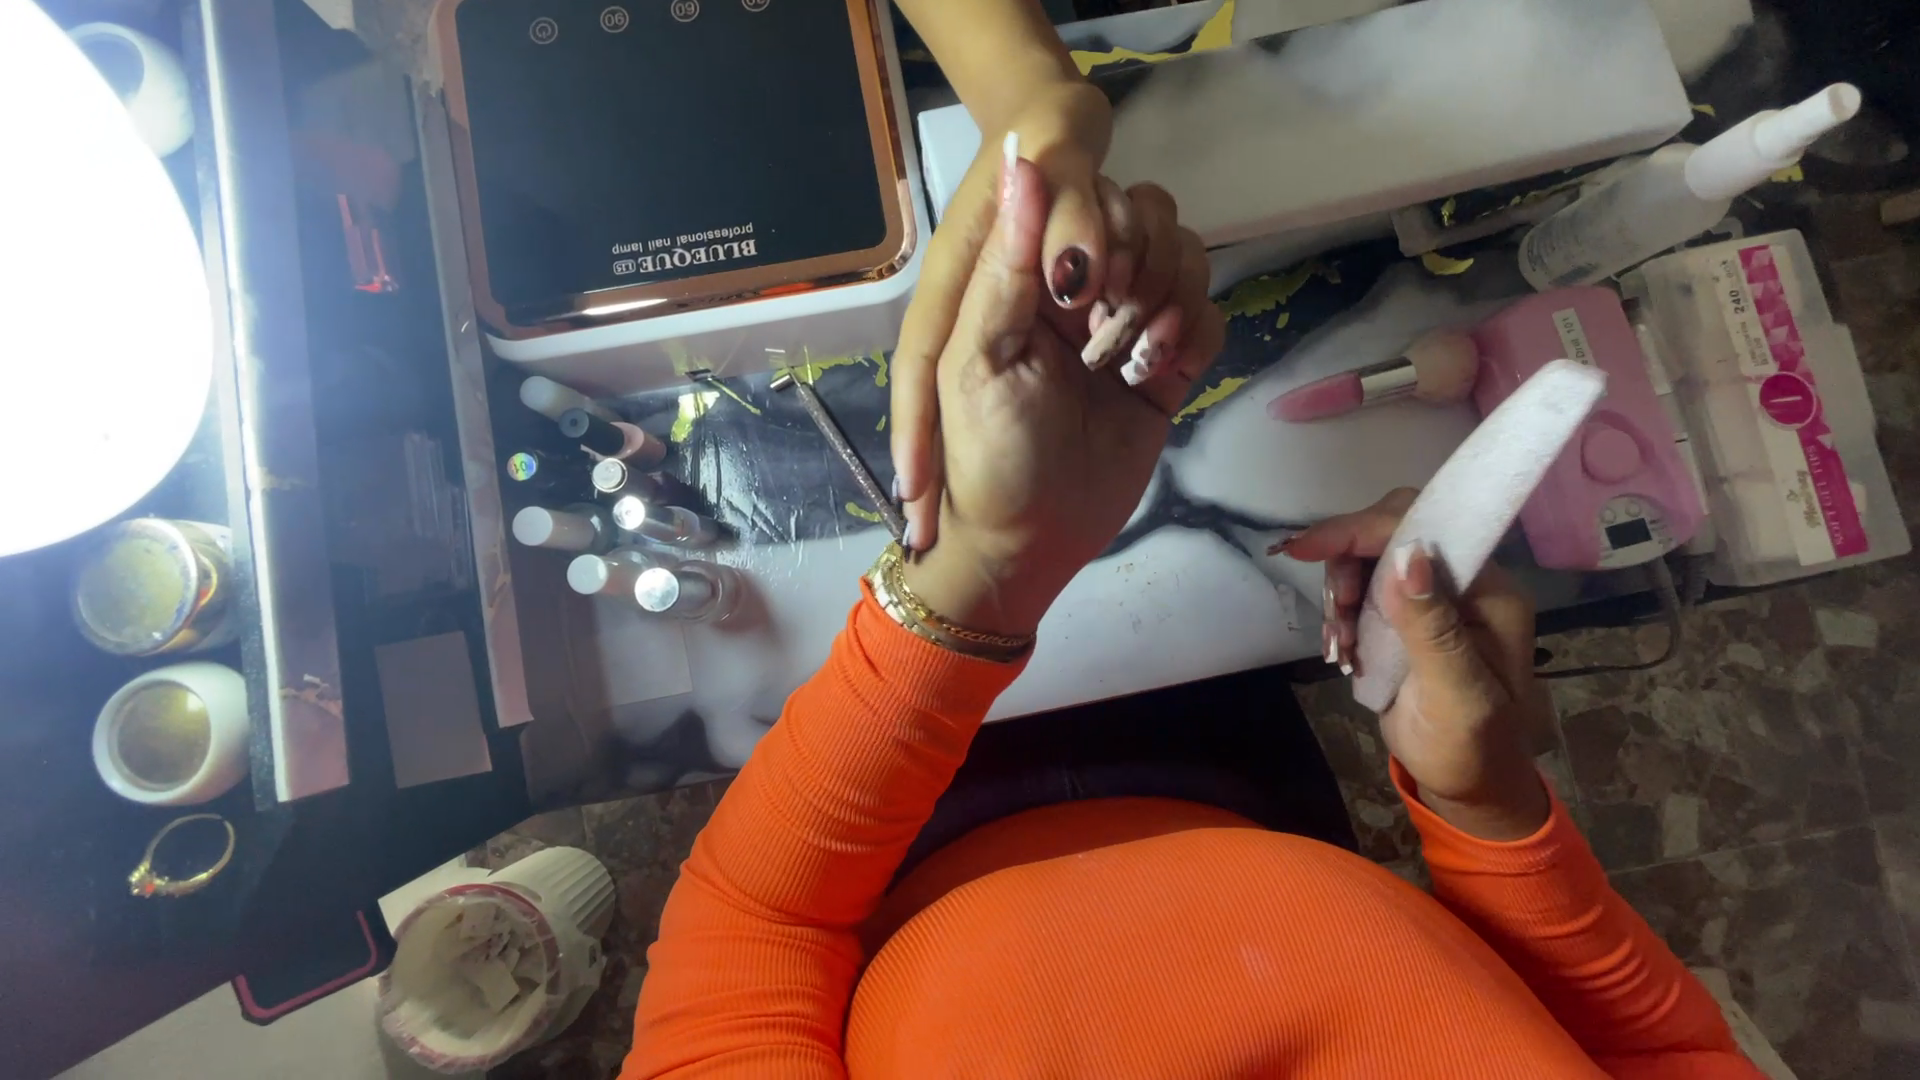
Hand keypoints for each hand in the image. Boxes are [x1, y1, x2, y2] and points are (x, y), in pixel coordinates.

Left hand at [898, 140, 1218, 637]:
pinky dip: (1198, 332)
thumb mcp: (982, 358)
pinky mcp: (1166, 368)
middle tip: (1108, 334)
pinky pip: (1208, 316)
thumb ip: (1007, 264)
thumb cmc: (991, 452)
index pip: (1083, 198)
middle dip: (1139, 265)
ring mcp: (1127, 328)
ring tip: (1137, 358)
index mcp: (1025, 279)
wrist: (1032, 539)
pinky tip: (1163, 372)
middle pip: (1145, 217)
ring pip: (1183, 258)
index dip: (1100, 226)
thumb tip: (1020, 156)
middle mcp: (1079, 293)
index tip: (1085, 288)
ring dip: (1172, 297)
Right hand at [1287, 490, 1553, 839]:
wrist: (1467, 783)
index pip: (1423, 527)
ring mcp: (1431, 597)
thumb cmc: (1469, 746)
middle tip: (1335, 612)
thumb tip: (1407, 555)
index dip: (1360, 530)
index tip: (1304, 549)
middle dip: (1347, 563)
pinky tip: (1341, 648)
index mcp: (1488, 591)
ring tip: (1340, 645)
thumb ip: (1431, 625)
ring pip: (1367, 560)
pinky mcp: (1403, 615)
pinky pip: (1359, 588)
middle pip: (1389, 532)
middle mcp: (1463, 582)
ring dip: (1340, 595)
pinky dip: (1339, 613)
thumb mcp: (1455, 693)